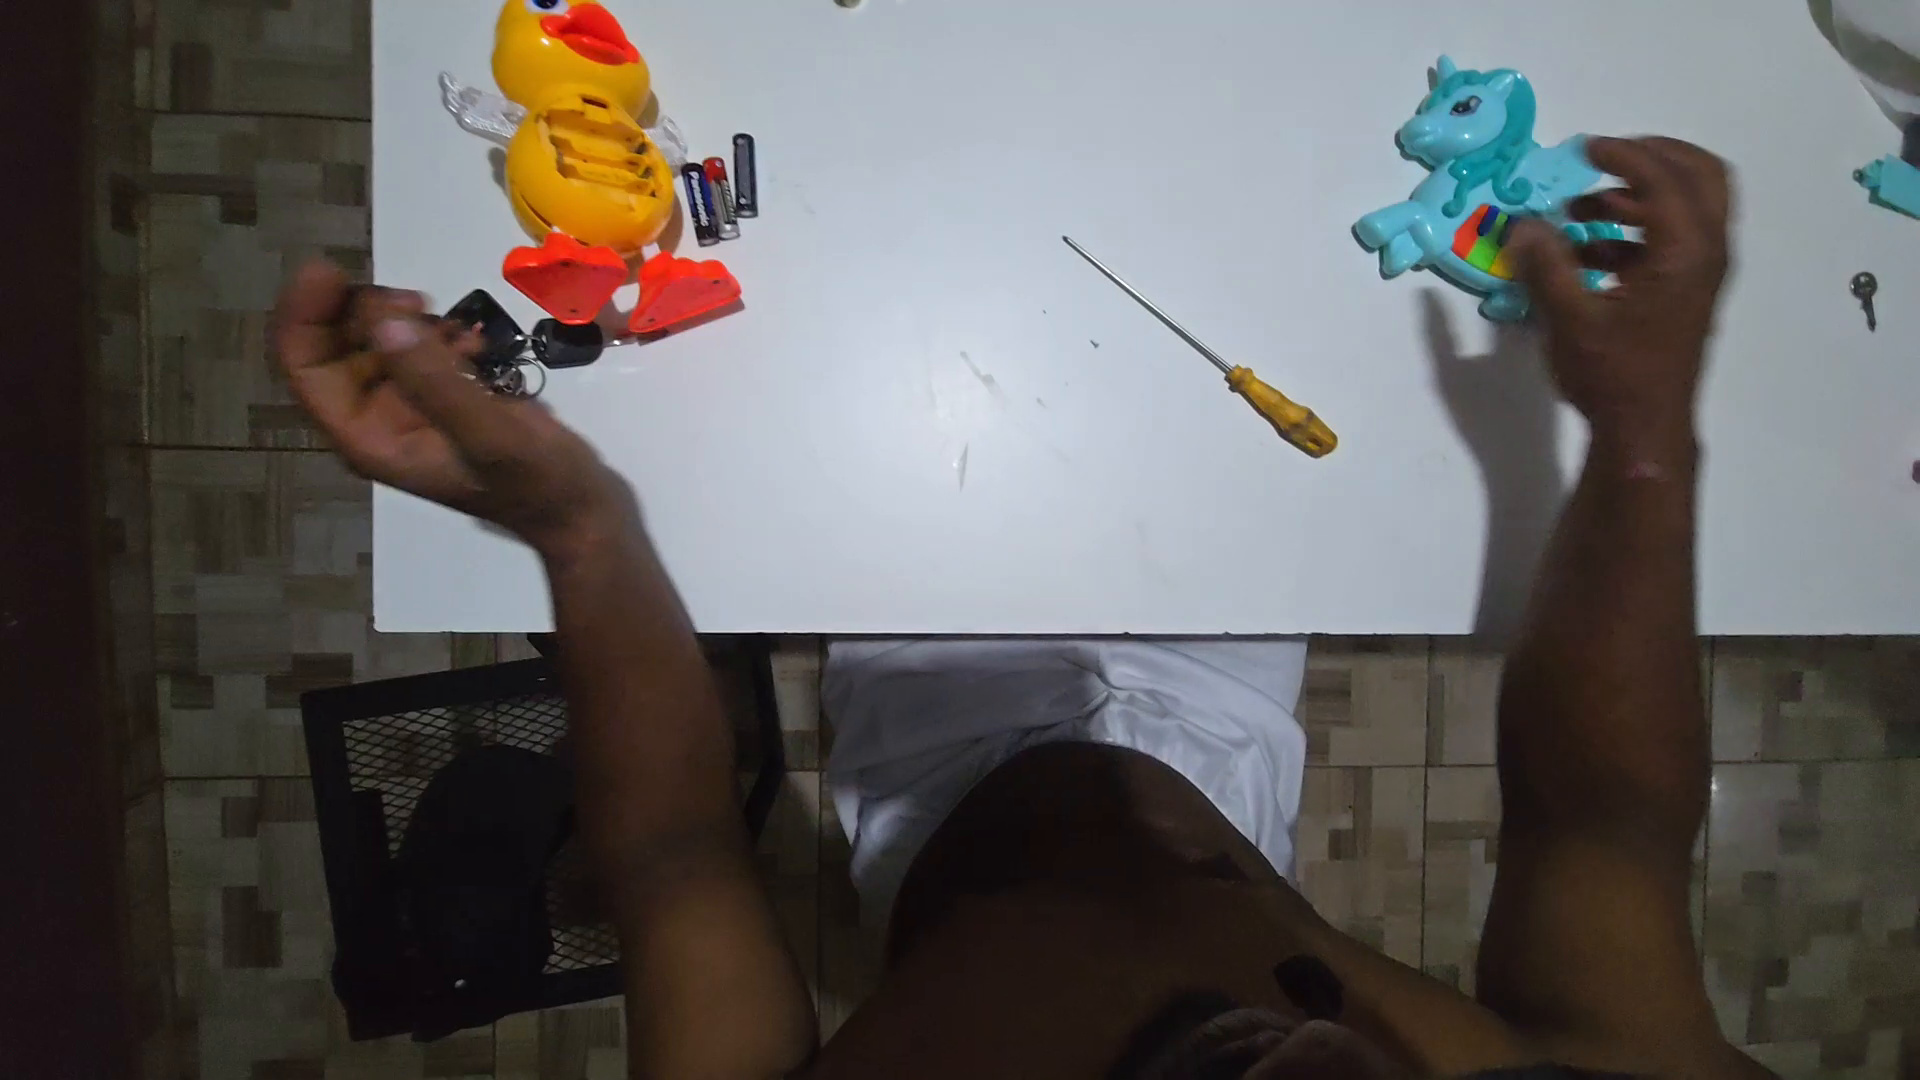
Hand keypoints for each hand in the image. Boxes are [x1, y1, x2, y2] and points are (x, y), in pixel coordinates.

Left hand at [271, 261, 634, 560]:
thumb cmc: (540, 484)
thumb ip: (437, 381)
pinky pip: (425, 359)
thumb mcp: (491, 435)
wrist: (585, 515)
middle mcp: (382, 424)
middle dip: (371, 316)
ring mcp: (418, 415)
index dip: (307, 313)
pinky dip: (444, 341)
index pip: (306, 366)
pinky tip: (478, 344)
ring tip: (462, 330)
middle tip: (422, 300)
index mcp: (373, 439)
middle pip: (338, 350)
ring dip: (412, 327)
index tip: (334, 269)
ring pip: (383, 348)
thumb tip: (386, 320)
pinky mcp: (453, 407)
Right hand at [1510, 137, 1733, 453]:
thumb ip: (1544, 267)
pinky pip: (1666, 242)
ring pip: (1684, 210)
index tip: (1583, 148)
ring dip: (1636, 198)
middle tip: (1602, 159)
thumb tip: (1523, 225)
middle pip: (1698, 179)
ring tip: (1581, 210)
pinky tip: (1584, 254)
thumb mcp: (1568, 319)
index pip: (1664, 180)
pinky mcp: (1682, 292)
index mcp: (1685, 250)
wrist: (1642, 422)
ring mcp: (1698, 273)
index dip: (1624, 156)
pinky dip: (1630, 232)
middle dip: (1650, 161)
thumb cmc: (1609, 371)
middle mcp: (1705, 251)